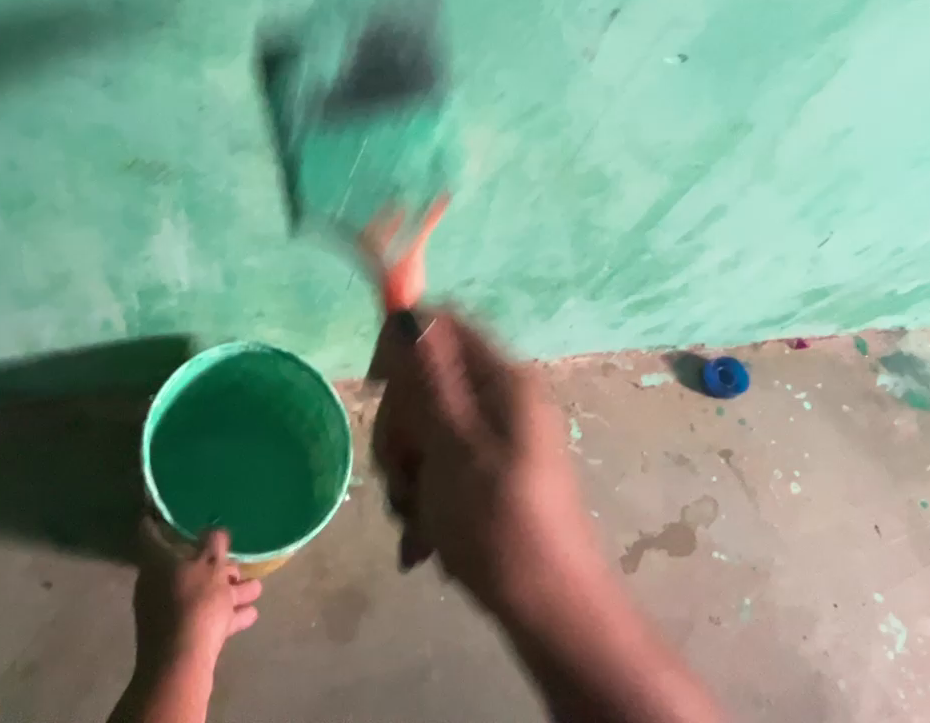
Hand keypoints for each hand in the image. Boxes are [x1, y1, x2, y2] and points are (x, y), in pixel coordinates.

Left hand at [131, 521, 263, 674]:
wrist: (180, 664)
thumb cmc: (194, 603)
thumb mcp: (211, 566)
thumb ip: (214, 543)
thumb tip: (215, 531)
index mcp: (156, 560)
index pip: (151, 532)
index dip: (159, 519)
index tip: (168, 511)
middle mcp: (156, 583)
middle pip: (186, 565)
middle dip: (216, 564)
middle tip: (238, 560)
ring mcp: (166, 612)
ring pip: (200, 592)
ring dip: (228, 590)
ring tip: (256, 588)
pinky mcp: (178, 636)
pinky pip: (204, 616)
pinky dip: (225, 613)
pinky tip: (250, 614)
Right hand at [370, 311, 601, 618]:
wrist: (552, 615)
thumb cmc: (500, 527)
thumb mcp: (454, 448)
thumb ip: (429, 378)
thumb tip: (411, 313)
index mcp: (502, 382)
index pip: (442, 325)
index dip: (402, 343)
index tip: (377, 385)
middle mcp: (499, 401)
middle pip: (424, 382)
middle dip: (401, 429)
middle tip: (403, 472)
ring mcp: (495, 439)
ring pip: (423, 429)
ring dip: (406, 473)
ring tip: (416, 519)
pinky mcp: (487, 474)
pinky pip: (438, 465)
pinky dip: (424, 497)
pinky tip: (426, 539)